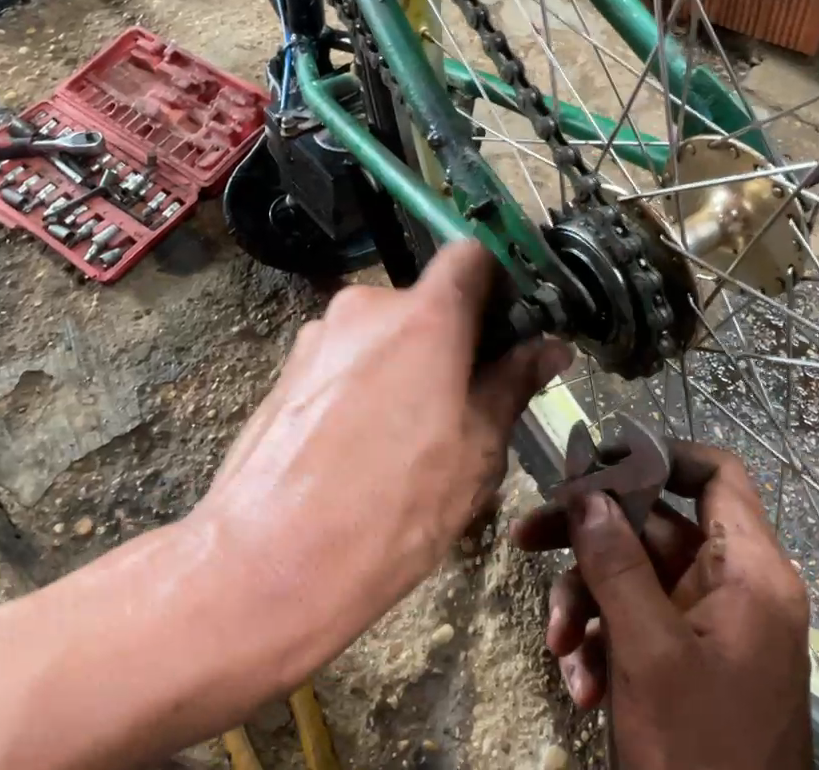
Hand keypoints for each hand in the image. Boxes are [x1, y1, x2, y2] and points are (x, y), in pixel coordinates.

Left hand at [196, 241, 572, 665]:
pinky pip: (345, 360)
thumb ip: (512, 385)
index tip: (514, 322)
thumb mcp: (475, 453)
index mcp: (423, 318)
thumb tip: (549, 347)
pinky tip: (362, 448)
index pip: (471, 255)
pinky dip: (366, 384)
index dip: (499, 279)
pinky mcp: (287, 369)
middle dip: (452, 341)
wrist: (269, 562)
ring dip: (407, 366)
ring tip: (409, 440)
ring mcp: (317, 337)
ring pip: (383, 335)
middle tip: (467, 405)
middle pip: (425, 303)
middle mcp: (365, 308)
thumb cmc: (393, 510)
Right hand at [511, 442, 810, 769]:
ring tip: (558, 646)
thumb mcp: (648, 652)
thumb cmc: (699, 747)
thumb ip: (616, 565)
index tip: (596, 460)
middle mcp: (733, 588)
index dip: (659, 455)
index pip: (717, 475)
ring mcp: (709, 628)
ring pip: (634, 579)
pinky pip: (637, 625)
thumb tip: (588, 493)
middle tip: (526, 538)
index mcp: (750, 571)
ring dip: (586, 606)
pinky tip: (581, 685)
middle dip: (588, 542)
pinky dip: (602, 645)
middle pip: (653, 528)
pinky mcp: (687, 663)